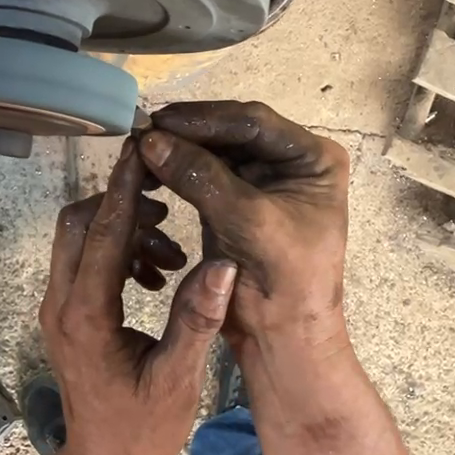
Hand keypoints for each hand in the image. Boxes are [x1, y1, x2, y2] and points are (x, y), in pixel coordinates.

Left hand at [39, 139, 238, 454]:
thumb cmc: (141, 430)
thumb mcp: (177, 379)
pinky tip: (158, 275)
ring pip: (79, 241)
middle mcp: (61, 304)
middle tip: (169, 207)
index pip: (101, 234)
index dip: (124, 189)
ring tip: (172, 253)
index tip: (145, 151)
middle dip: (121, 204)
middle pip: (77, 225)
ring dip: (123, 231)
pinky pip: (85, 264)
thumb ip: (196, 319)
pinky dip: (118, 254)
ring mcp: (59, 310)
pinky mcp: (68, 317)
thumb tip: (223, 264)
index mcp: (86, 316)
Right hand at [138, 101, 349, 354]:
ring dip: (178, 150)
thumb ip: (200, 176)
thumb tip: (150, 140)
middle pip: (231, 133)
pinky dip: (177, 172)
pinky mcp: (234, 202)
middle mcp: (289, 161)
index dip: (205, 119)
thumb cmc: (283, 279)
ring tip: (141, 147)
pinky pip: (202, 176)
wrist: (281, 336)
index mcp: (312, 159)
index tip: (161, 120)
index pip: (254, 123)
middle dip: (188, 132)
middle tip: (144, 130)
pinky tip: (150, 169)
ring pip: (213, 152)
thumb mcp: (246, 220)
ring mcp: (261, 181)